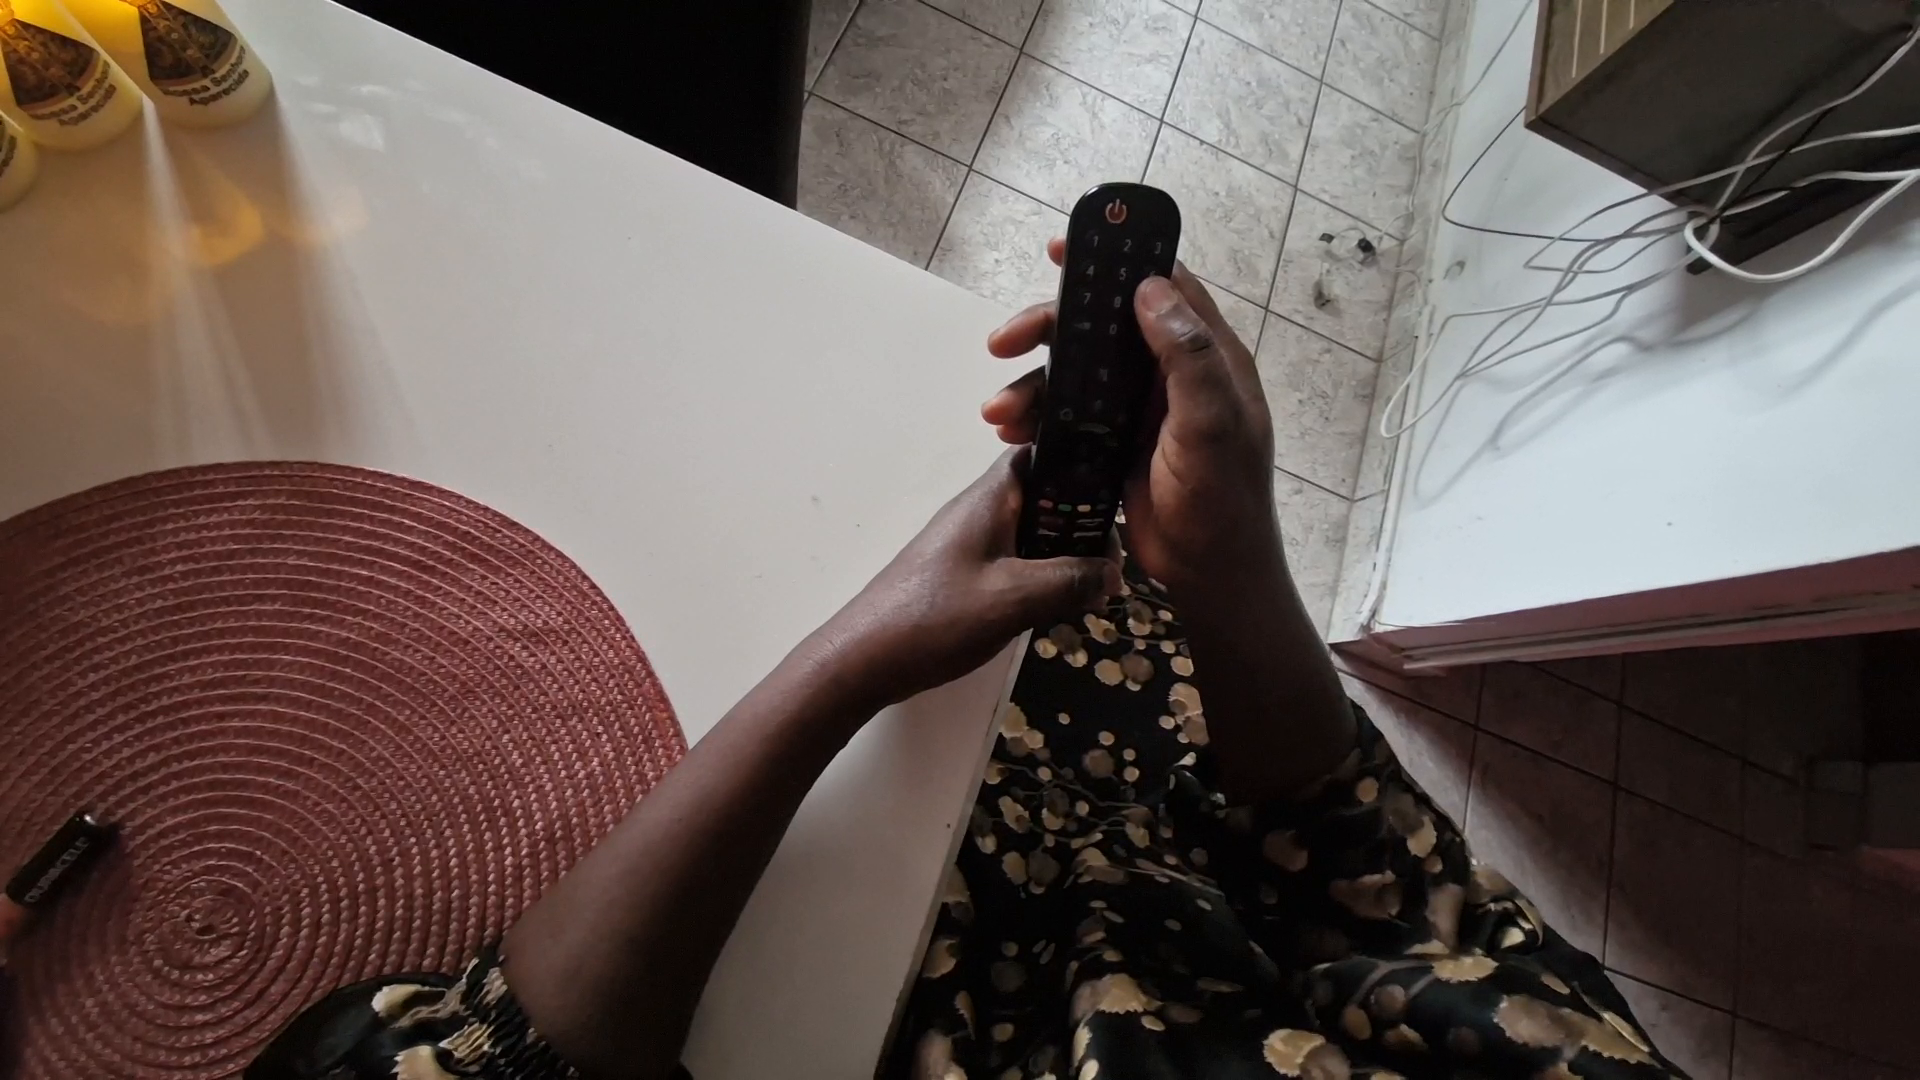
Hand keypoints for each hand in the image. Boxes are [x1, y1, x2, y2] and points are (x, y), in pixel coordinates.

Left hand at [809, 447, 1121, 711]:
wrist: (863, 658)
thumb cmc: (937, 616)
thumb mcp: (1014, 598)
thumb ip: (1070, 581)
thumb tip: (1115, 574)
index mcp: (992, 496)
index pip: (1044, 449)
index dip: (1085, 458)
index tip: (1123, 489)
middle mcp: (981, 509)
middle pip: (1044, 494)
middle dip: (1082, 519)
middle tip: (1114, 558)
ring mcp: (969, 541)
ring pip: (1032, 531)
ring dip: (1064, 552)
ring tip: (1095, 586)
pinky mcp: (963, 572)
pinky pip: (1015, 559)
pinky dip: (1041, 573)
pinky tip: (1058, 604)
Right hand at [982, 239, 1282, 600]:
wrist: (1207, 573)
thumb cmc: (1220, 500)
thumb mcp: (1213, 425)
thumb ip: (1187, 357)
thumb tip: (1148, 287)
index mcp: (1203, 359)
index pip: (1161, 289)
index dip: (1114, 263)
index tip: (1061, 250)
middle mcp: (1167, 377)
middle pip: (1101, 332)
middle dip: (1048, 332)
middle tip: (1001, 342)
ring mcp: (1136, 412)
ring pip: (1075, 377)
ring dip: (1032, 386)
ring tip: (996, 412)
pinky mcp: (1111, 445)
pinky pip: (1066, 419)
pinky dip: (1036, 421)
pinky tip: (1009, 433)